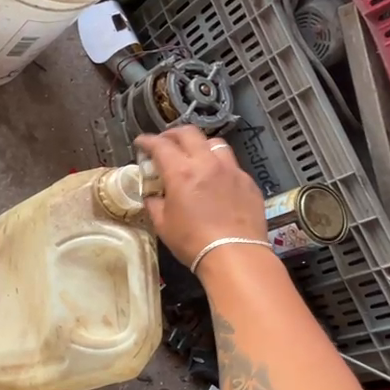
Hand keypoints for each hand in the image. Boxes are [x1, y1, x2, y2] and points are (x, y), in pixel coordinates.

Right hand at [135, 126, 266, 268]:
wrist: (236, 255)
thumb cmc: (193, 241)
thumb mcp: (163, 224)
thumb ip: (155, 204)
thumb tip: (153, 196)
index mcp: (181, 172)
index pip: (161, 145)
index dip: (147, 141)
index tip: (141, 143)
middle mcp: (207, 163)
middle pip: (189, 134)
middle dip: (173, 134)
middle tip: (165, 143)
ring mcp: (232, 171)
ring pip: (215, 144)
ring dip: (200, 146)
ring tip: (194, 157)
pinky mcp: (248, 182)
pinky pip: (231, 165)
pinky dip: (219, 166)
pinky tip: (215, 181)